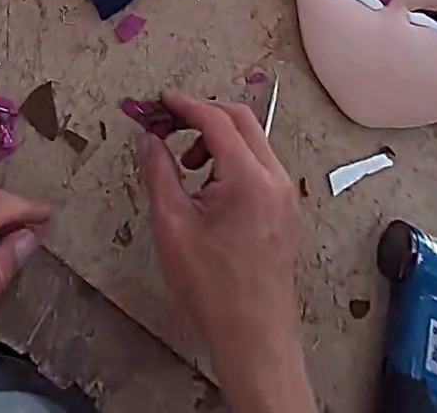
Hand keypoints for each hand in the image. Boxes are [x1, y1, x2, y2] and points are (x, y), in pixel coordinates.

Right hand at [136, 94, 313, 412]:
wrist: (254, 335)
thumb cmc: (214, 288)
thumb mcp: (173, 226)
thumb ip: (159, 173)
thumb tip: (151, 140)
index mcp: (249, 177)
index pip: (217, 119)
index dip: (186, 105)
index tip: (163, 102)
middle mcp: (274, 175)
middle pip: (241, 119)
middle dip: (204, 114)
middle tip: (173, 123)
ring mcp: (284, 190)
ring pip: (253, 139)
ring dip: (219, 138)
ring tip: (189, 167)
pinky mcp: (285, 204)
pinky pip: (260, 163)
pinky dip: (234, 159)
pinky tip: (210, 186)